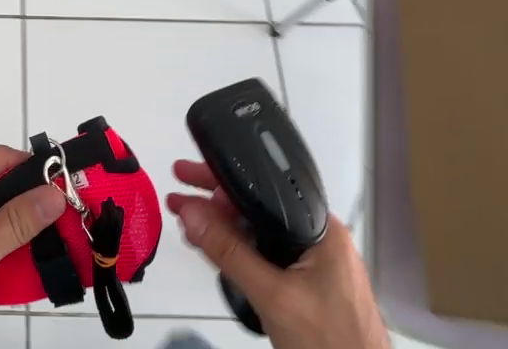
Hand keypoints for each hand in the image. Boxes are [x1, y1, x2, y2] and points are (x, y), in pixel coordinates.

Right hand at [165, 159, 388, 348]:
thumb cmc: (330, 344)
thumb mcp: (273, 296)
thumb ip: (229, 253)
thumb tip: (189, 212)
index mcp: (322, 228)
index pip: (263, 189)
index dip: (221, 180)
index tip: (185, 176)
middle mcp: (321, 237)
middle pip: (260, 208)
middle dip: (216, 202)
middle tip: (177, 197)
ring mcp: (317, 263)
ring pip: (261, 233)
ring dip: (225, 227)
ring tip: (189, 223)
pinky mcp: (311, 284)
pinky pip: (269, 254)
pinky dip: (241, 249)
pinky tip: (218, 251)